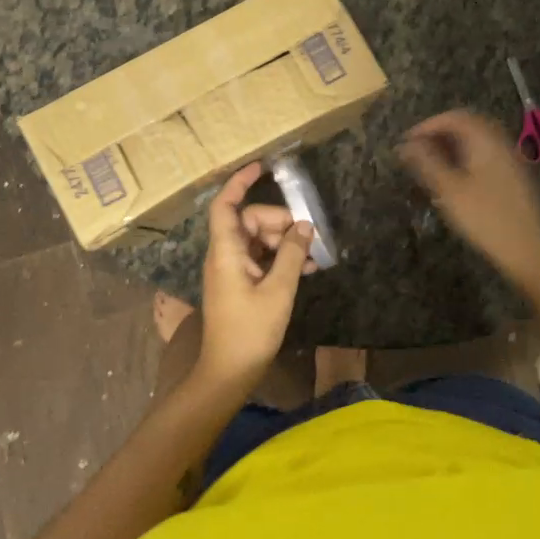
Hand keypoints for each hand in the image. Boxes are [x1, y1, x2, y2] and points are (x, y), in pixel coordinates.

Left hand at [198, 163, 314, 384]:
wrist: (229, 371)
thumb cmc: (250, 330)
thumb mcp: (278, 290)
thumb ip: (292, 254)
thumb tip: (304, 226)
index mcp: (226, 251)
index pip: (226, 205)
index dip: (240, 182)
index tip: (262, 168)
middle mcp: (225, 255)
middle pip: (250, 221)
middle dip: (280, 222)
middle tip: (308, 236)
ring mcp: (231, 271)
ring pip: (259, 240)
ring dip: (286, 243)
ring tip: (314, 257)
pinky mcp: (240, 285)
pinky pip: (261, 259)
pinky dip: (281, 259)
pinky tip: (307, 269)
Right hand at [398, 110, 539, 289]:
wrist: (526, 247)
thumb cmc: (484, 217)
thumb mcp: (448, 190)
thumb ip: (426, 163)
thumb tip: (405, 145)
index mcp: (486, 141)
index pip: (454, 118)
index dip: (428, 125)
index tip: (407, 142)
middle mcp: (500, 144)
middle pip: (467, 126)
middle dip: (440, 135)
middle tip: (418, 152)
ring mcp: (510, 160)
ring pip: (477, 143)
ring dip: (452, 148)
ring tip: (431, 166)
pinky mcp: (513, 178)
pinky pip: (485, 157)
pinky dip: (465, 160)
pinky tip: (454, 181)